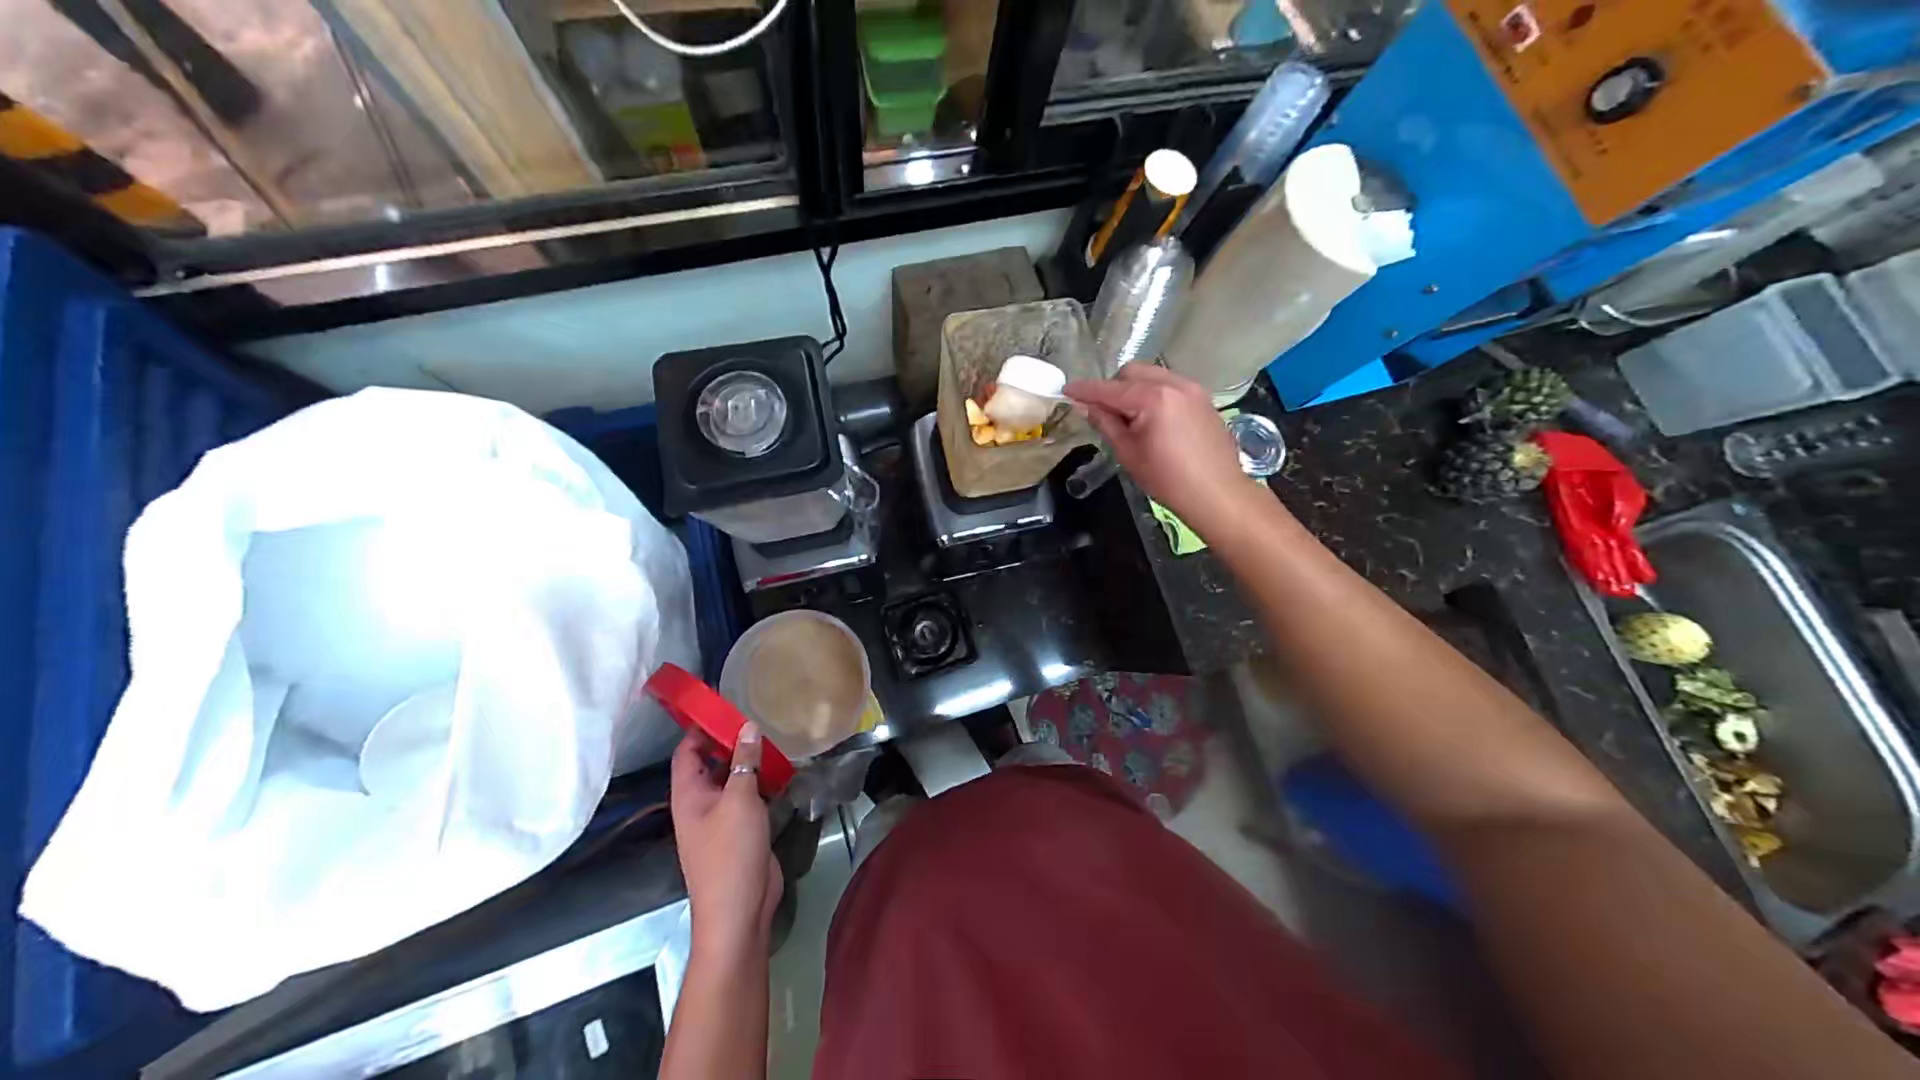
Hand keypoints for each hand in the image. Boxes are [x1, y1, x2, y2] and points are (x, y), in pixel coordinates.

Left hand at [670, 724, 781, 958]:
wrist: (739, 910)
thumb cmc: (730, 852)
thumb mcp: (739, 799)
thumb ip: (745, 761)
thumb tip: (748, 726)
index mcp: (688, 794)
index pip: (688, 750)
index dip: (702, 728)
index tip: (727, 706)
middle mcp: (700, 803)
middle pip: (711, 763)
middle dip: (731, 742)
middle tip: (759, 719)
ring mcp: (721, 819)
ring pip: (733, 780)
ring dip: (749, 762)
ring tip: (774, 739)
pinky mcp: (742, 831)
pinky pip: (748, 798)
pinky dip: (761, 783)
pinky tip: (782, 772)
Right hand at [1066, 365, 1261, 532]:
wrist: (1217, 493)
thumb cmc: (1168, 480)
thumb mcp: (1128, 453)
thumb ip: (1106, 423)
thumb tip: (1087, 407)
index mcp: (1153, 399)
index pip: (1110, 389)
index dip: (1085, 391)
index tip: (1068, 391)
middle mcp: (1174, 384)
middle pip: (1132, 372)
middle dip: (1113, 387)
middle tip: (1103, 412)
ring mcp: (1192, 389)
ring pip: (1152, 375)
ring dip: (1134, 388)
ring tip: (1129, 417)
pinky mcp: (1203, 398)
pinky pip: (1170, 384)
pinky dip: (1154, 393)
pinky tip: (1152, 419)